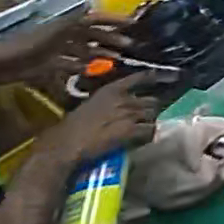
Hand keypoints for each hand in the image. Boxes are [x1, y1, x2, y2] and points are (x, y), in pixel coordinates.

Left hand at [0, 10, 133, 84]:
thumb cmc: (25, 45)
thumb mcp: (52, 31)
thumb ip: (72, 21)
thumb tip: (92, 7)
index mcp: (67, 23)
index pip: (96, 18)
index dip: (114, 20)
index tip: (132, 24)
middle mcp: (66, 34)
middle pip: (93, 35)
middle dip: (111, 39)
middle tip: (130, 47)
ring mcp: (59, 50)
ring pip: (85, 50)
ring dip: (100, 55)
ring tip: (117, 60)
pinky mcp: (51, 65)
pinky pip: (73, 65)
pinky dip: (83, 68)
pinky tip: (94, 72)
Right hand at [34, 73, 165, 171]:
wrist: (65, 146)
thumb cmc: (69, 128)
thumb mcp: (88, 106)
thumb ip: (105, 104)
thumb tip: (113, 109)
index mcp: (112, 89)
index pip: (140, 77)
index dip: (151, 78)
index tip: (158, 78)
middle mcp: (125, 99)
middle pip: (152, 100)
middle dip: (149, 110)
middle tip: (144, 119)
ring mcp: (130, 114)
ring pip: (152, 115)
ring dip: (149, 123)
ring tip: (142, 131)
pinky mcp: (131, 131)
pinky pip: (149, 131)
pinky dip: (148, 136)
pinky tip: (142, 141)